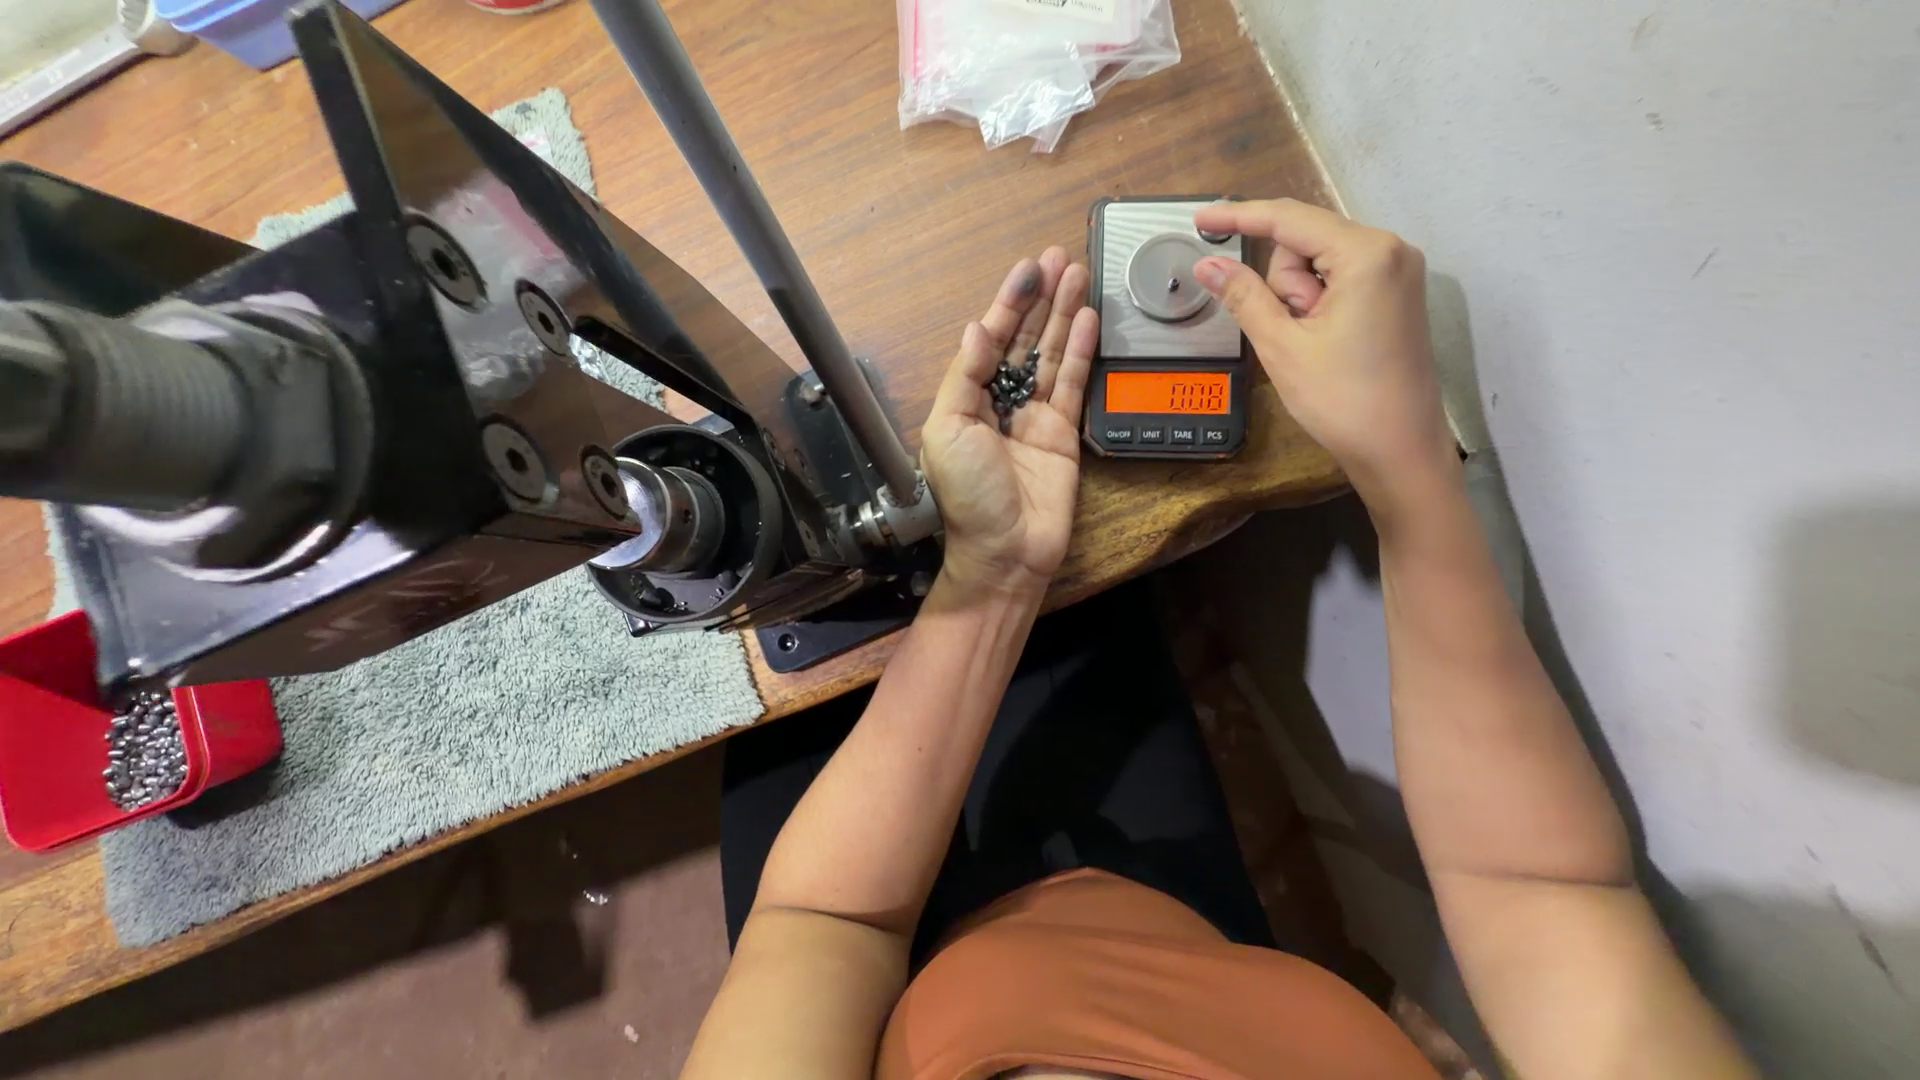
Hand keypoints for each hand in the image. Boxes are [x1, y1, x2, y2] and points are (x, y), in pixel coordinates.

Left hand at [920, 248, 1098, 599]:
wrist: (1005, 551)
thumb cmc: (968, 496)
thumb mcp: (948, 430)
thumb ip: (965, 376)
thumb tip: (977, 328)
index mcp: (965, 401)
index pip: (990, 341)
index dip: (1008, 305)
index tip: (1028, 270)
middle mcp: (1000, 404)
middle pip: (1024, 341)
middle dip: (1039, 300)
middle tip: (1059, 257)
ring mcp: (1034, 418)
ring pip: (1052, 356)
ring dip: (1064, 316)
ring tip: (1079, 274)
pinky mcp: (1064, 434)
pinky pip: (1073, 385)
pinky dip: (1082, 352)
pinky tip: (1089, 320)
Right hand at [1191, 199, 1454, 501]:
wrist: (1399, 448)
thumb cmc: (1342, 400)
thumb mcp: (1282, 347)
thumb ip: (1243, 296)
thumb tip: (1206, 263)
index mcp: (1366, 254)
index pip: (1289, 219)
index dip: (1239, 217)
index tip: (1200, 218)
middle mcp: (1390, 250)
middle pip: (1305, 242)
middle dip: (1284, 284)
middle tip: (1293, 333)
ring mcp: (1397, 272)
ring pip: (1319, 264)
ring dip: (1300, 299)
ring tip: (1312, 345)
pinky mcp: (1395, 294)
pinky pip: (1339, 280)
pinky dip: (1317, 304)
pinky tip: (1322, 340)